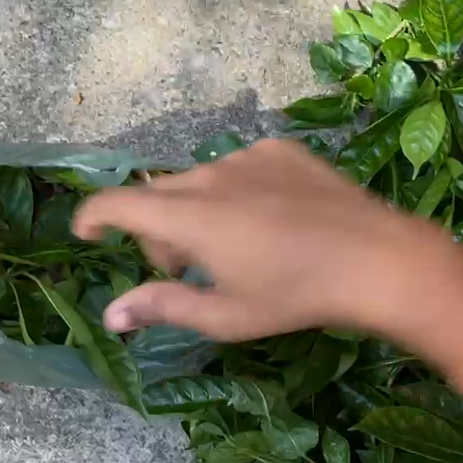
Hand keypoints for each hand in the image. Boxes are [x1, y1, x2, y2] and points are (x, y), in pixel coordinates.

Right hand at [71, 138, 462, 341]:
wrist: (378, 259)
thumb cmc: (294, 296)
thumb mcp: (224, 314)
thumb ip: (162, 306)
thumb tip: (110, 314)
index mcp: (187, 218)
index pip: (116, 204)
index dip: (91, 216)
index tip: (85, 232)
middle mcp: (207, 176)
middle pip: (156, 197)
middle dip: (156, 232)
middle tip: (188, 269)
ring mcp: (245, 157)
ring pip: (197, 181)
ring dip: (196, 211)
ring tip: (238, 246)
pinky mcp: (279, 148)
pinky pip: (237, 167)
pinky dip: (235, 192)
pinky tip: (272, 218)